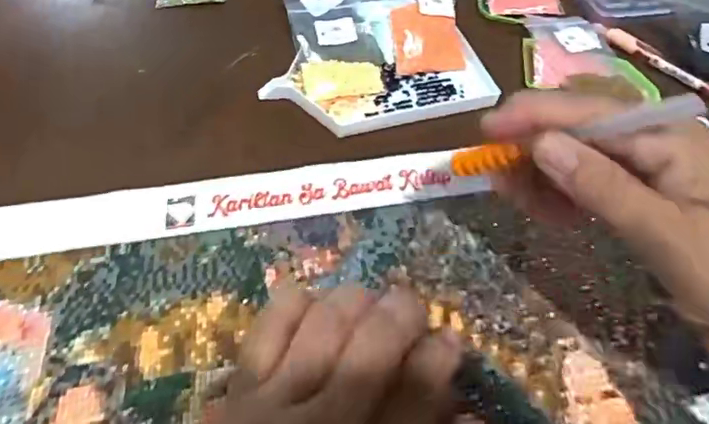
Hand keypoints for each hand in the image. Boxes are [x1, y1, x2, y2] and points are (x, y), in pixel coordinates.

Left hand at [217, 284, 461, 423]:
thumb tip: (470, 415)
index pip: (412, 403)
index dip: (435, 363)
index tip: (450, 337)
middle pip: (367, 357)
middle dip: (397, 318)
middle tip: (411, 302)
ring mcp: (273, 406)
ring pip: (320, 331)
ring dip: (349, 303)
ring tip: (367, 297)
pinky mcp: (238, 390)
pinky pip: (267, 329)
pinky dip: (293, 306)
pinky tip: (312, 301)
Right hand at [482, 91, 708, 363]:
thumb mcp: (671, 240)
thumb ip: (602, 186)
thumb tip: (539, 142)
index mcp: (666, 133)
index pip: (582, 109)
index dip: (528, 116)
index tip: (482, 131)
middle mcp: (660, 132)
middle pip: (579, 120)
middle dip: (531, 139)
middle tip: (493, 170)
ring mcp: (662, 157)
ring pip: (586, 146)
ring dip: (546, 165)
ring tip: (512, 191)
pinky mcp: (664, 183)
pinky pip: (605, 172)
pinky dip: (572, 186)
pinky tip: (550, 207)